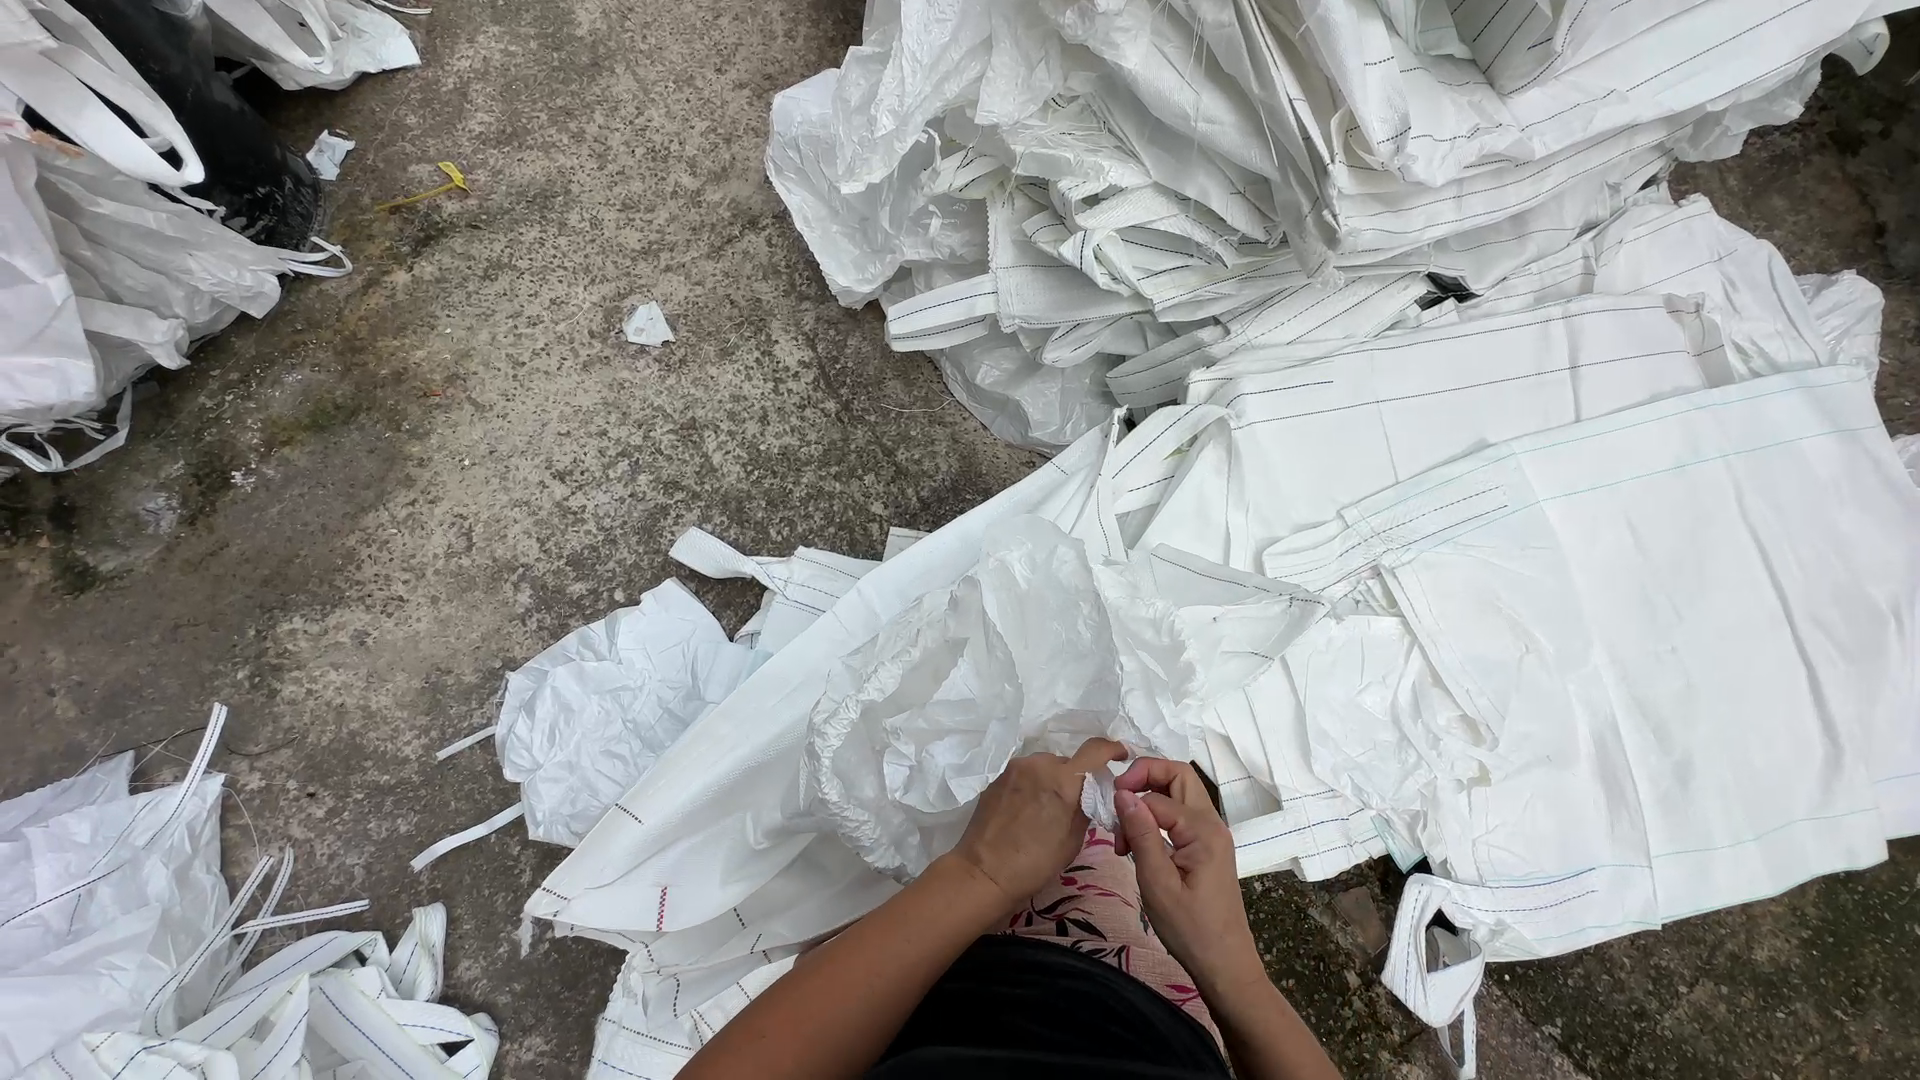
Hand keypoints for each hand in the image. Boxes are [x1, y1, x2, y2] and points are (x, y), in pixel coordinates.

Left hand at [946, 737, 1127, 915]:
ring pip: (1043, 767)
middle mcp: (1039, 765)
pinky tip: (1025, 812)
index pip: (1095, 750)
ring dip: (1050, 781)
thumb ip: (1085, 807)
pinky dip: (1031, 787)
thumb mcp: (1073, 840)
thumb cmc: (1035, 863)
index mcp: (1063, 780)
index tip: (1121, 755)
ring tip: (1046, 811)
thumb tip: (1089, 792)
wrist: (984, 872)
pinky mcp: (997, 778)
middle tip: (1073, 804)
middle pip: (1066, 762)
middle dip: (1074, 778)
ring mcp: (1014, 769)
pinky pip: (1024, 776)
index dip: (1112, 749)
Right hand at [1113, 757, 1263, 994]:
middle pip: (1178, 774)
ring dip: (1149, 795)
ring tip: (1126, 830)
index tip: (1109, 828)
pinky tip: (1140, 842)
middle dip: (1144, 775)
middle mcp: (1212, 822)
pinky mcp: (1207, 845)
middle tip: (1118, 798)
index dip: (1129, 802)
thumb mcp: (1157, 883)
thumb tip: (1122, 793)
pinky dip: (1157, 814)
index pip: (1157, 796)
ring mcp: (1212, 833)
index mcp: (1202, 830)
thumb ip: (1141, 834)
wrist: (1225, 965)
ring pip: (1179, 791)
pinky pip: (1180, 813)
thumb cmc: (1189, 929)